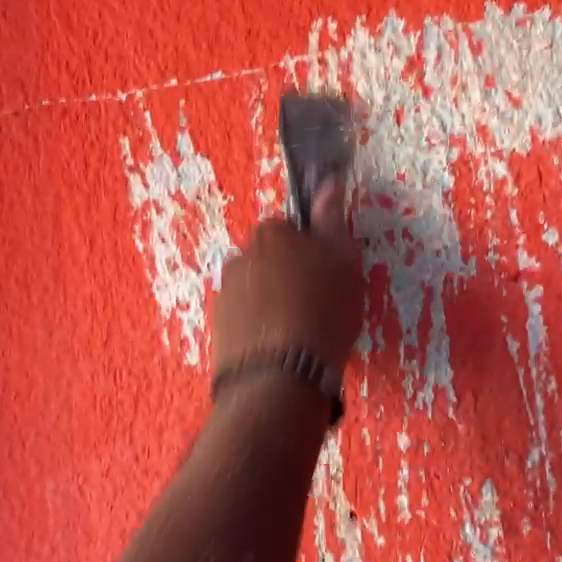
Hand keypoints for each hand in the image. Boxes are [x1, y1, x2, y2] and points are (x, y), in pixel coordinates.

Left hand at [213, 180, 362, 370]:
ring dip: (271, 302)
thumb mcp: (344, 263)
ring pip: (256, 289)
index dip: (312, 251)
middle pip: (270, 258)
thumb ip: (333, 220)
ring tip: (296, 333)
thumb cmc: (323, 313)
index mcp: (271, 234)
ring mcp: (224, 293)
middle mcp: (239, 255)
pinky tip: (278, 349)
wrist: (280, 379)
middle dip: (288, 275)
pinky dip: (258, 327)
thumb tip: (328, 182)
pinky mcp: (217, 328)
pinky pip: (245, 318)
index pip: (291, 229)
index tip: (326, 275)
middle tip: (315, 305)